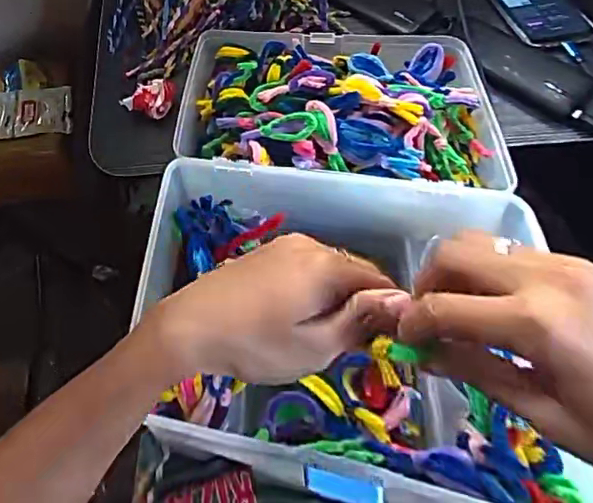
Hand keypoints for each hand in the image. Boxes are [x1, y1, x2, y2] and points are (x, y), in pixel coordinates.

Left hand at [144, 233, 410, 383]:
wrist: (192, 324)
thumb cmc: (256, 343)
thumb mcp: (316, 346)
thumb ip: (360, 322)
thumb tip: (400, 302)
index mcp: (326, 263)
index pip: (380, 280)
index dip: (391, 312)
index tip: (389, 345)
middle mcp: (309, 244)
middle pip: (356, 271)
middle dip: (364, 305)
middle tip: (356, 348)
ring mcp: (285, 245)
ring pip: (331, 270)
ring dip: (339, 299)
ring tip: (326, 337)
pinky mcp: (268, 253)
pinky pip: (308, 268)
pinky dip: (316, 290)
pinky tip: (301, 318)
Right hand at [397, 232, 592, 502]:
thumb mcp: (556, 423)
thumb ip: (482, 375)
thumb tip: (428, 354)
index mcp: (538, 323)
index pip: (446, 307)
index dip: (413, 320)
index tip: (399, 335)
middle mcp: (549, 277)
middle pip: (456, 252)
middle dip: (427, 281)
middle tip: (425, 320)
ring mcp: (574, 266)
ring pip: (486, 244)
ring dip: (460, 271)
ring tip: (461, 314)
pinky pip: (522, 255)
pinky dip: (496, 273)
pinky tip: (507, 312)